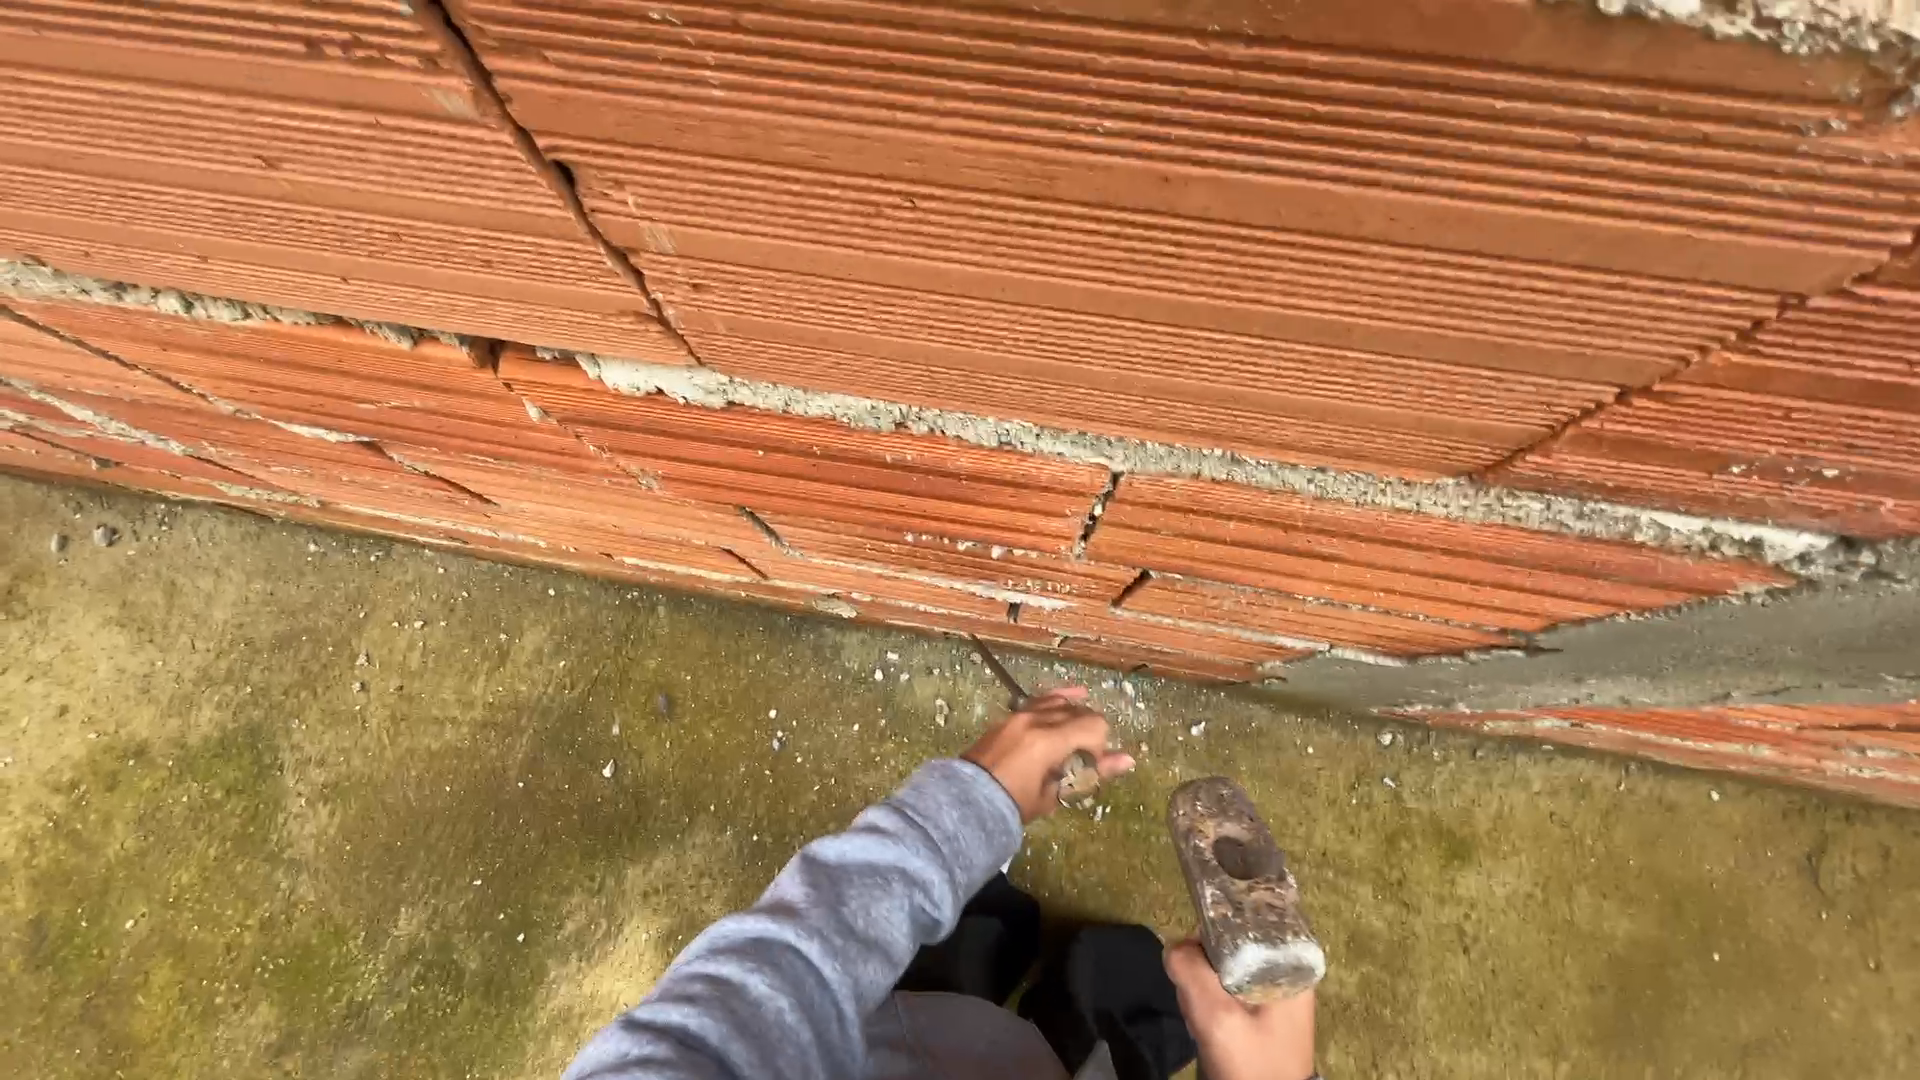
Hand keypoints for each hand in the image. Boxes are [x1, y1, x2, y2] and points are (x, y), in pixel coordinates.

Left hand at [961, 687, 1133, 821]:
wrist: (969, 799)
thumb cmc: (1014, 803)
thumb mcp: (1055, 794)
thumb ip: (1092, 773)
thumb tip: (1128, 759)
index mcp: (1047, 740)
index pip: (1094, 725)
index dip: (1099, 747)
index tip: (1085, 768)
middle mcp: (1036, 719)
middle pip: (1081, 713)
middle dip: (1089, 735)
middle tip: (1077, 763)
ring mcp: (1021, 713)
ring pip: (1063, 704)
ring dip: (1075, 719)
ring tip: (1074, 742)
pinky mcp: (1012, 715)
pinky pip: (1042, 699)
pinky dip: (1060, 699)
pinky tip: (1077, 694)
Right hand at [1165, 937, 1316, 1079]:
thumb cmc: (1252, 1064)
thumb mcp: (1217, 1017)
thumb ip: (1191, 970)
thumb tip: (1175, 947)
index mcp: (1290, 962)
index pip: (1241, 917)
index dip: (1211, 933)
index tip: (1195, 960)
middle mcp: (1285, 967)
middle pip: (1228, 938)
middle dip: (1203, 962)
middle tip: (1198, 995)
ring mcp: (1271, 987)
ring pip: (1221, 960)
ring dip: (1202, 982)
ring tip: (1202, 1012)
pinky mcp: (1258, 1004)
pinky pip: (1222, 982)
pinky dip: (1207, 996)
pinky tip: (1205, 1017)